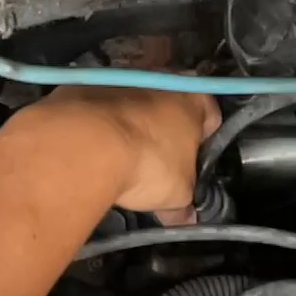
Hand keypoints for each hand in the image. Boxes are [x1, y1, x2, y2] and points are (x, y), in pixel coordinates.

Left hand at [5, 87, 218, 213]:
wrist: (86, 143)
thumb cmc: (147, 164)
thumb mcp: (176, 194)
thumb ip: (183, 203)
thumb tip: (184, 218)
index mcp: (193, 98)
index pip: (209, 115)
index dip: (203, 139)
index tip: (192, 160)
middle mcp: (161, 78)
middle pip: (169, 104)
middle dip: (163, 129)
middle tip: (154, 160)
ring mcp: (121, 77)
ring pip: (132, 101)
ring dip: (128, 122)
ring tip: (118, 155)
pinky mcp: (86, 83)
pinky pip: (99, 104)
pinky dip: (97, 120)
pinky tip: (90, 147)